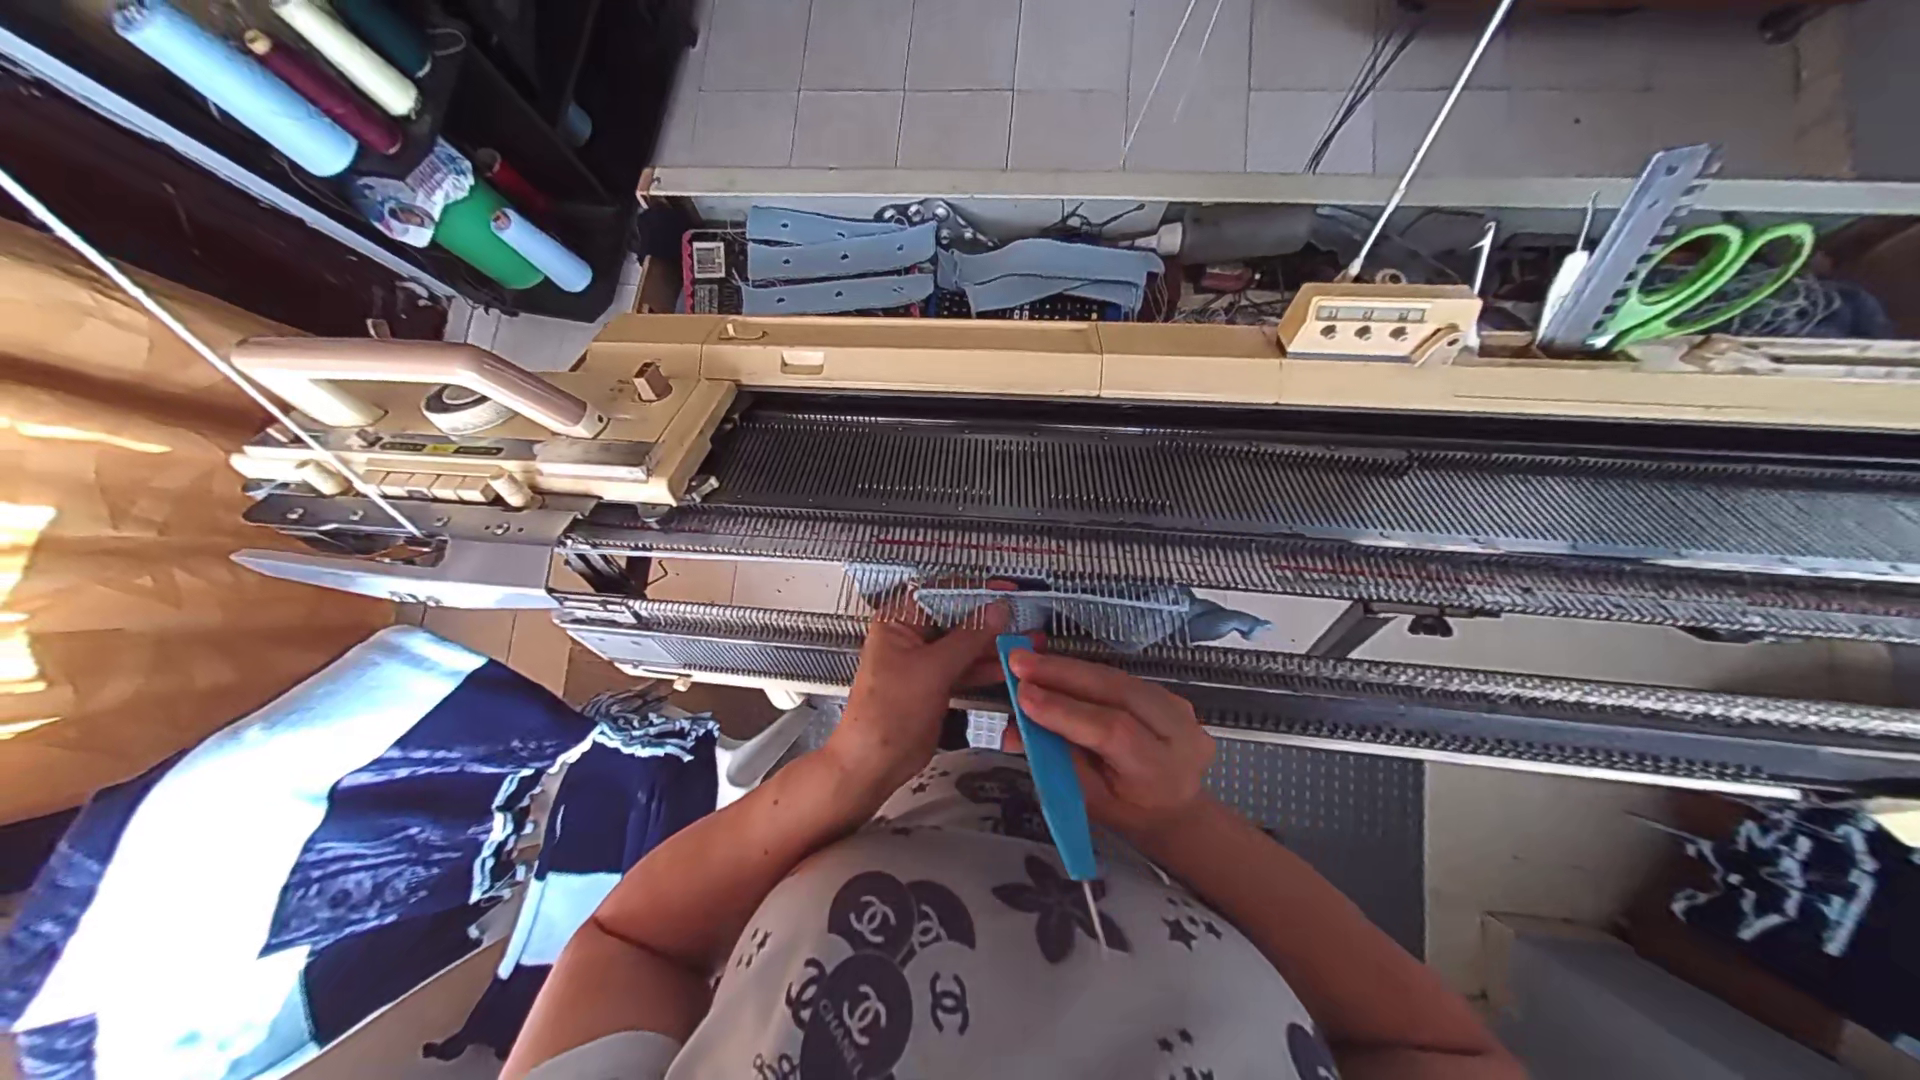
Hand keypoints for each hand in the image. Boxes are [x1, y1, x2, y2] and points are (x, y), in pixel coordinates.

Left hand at [825, 591, 1009, 794]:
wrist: (875, 763)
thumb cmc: (886, 713)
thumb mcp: (932, 669)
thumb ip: (968, 638)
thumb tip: (996, 610)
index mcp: (898, 621)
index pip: (941, 593)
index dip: (974, 590)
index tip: (1004, 591)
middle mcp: (910, 636)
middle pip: (955, 618)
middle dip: (989, 620)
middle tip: (1021, 619)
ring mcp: (923, 661)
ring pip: (963, 644)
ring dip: (991, 645)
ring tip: (1023, 642)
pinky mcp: (935, 683)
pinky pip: (963, 667)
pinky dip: (984, 667)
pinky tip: (1007, 667)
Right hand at [1004, 649, 1214, 836]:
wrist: (1175, 810)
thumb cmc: (1127, 812)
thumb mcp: (1088, 799)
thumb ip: (1056, 759)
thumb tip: (1013, 728)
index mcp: (1159, 771)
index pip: (1113, 731)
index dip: (1065, 710)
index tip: (1023, 694)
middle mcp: (1178, 734)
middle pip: (1118, 691)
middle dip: (1063, 675)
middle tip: (1019, 662)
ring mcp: (1179, 709)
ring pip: (1117, 678)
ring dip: (1069, 669)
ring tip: (1030, 662)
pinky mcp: (1170, 695)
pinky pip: (1120, 678)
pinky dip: (1085, 673)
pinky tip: (1055, 668)